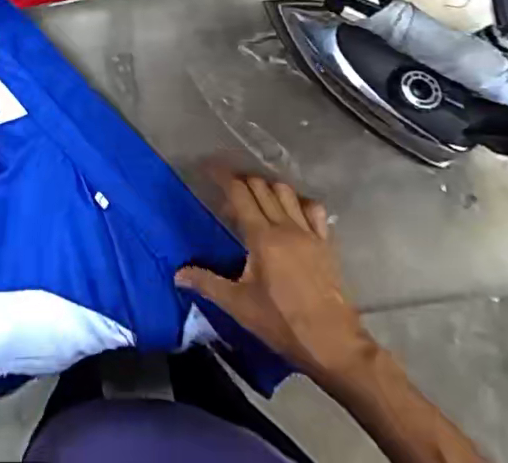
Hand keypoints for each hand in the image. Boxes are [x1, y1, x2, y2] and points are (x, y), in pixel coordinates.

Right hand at [176, 174, 376, 381]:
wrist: (329, 339)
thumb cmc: (281, 322)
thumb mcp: (239, 306)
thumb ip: (208, 283)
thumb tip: (178, 273)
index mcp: (262, 236)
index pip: (241, 194)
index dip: (224, 177)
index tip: (211, 167)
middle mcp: (286, 225)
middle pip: (262, 187)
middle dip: (243, 180)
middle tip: (227, 188)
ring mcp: (309, 231)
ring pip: (287, 192)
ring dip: (269, 187)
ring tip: (256, 197)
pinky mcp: (325, 241)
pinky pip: (313, 209)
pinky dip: (299, 202)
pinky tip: (292, 211)